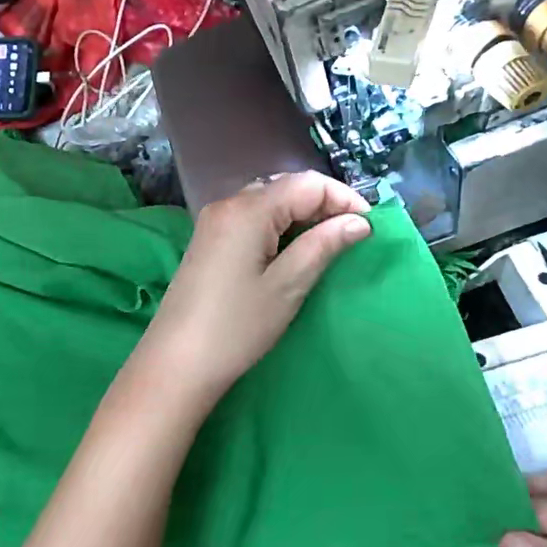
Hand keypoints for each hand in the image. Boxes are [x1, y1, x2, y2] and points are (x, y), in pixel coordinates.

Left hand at [135, 172, 371, 403]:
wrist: (176, 362)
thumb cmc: (237, 326)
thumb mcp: (288, 285)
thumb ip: (324, 245)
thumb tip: (359, 222)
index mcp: (248, 209)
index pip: (307, 184)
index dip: (344, 198)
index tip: (370, 227)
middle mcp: (228, 204)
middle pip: (286, 187)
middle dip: (324, 205)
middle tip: (352, 237)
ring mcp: (213, 222)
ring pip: (269, 202)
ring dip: (302, 216)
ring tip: (328, 245)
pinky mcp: (208, 241)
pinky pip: (252, 219)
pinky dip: (278, 227)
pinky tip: (291, 251)